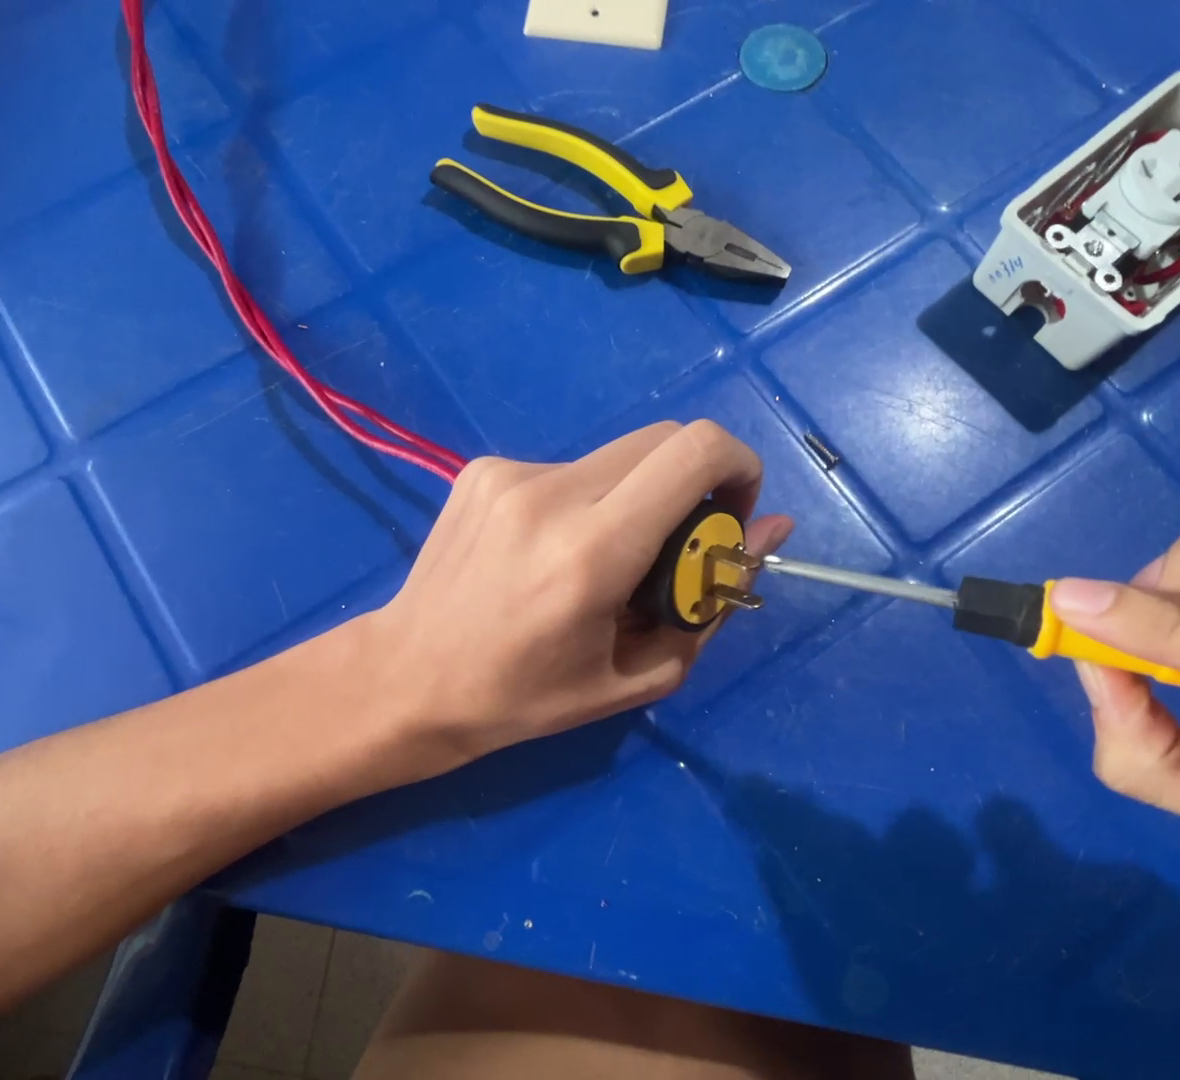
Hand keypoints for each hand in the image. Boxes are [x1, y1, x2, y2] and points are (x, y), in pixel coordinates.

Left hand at [371, 421, 791, 769]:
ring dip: (634, 499)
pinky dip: (584, 502)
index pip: (696, 451)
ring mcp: (509, 473)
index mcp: (593, 551)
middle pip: (664, 440)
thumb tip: (772, 529)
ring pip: (616, 458)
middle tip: (678, 545)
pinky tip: (550, 552)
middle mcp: (551, 493)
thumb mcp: (639, 675)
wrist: (408, 678)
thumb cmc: (526, 698)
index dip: (740, 467)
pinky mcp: (481, 468)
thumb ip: (714, 601)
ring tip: (600, 563)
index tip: (733, 514)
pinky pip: (568, 468)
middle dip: (694, 483)